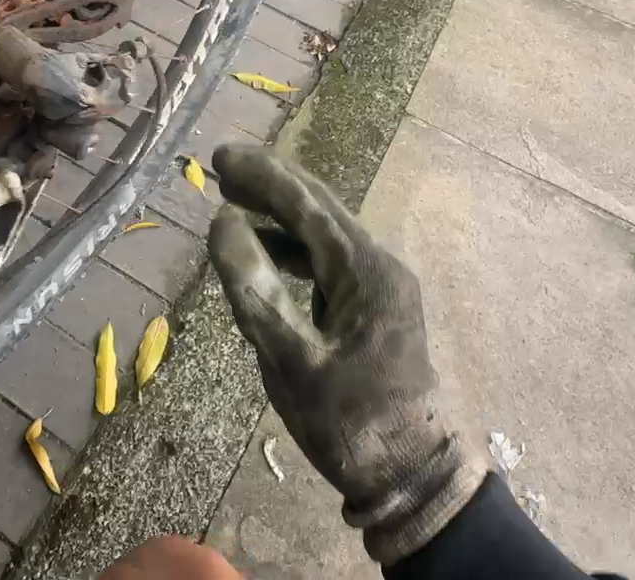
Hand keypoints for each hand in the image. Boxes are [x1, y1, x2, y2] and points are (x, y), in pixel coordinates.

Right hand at [208, 145, 481, 565]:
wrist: (413, 478)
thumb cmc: (350, 423)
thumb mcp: (291, 360)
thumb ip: (255, 288)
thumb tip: (223, 222)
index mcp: (366, 271)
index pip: (308, 206)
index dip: (264, 176)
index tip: (221, 157)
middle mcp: (378, 265)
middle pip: (318, 209)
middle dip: (270, 184)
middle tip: (222, 165)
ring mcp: (378, 285)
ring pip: (321, 233)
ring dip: (278, 214)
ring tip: (233, 200)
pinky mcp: (370, 305)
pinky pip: (325, 260)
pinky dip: (291, 248)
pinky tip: (264, 251)